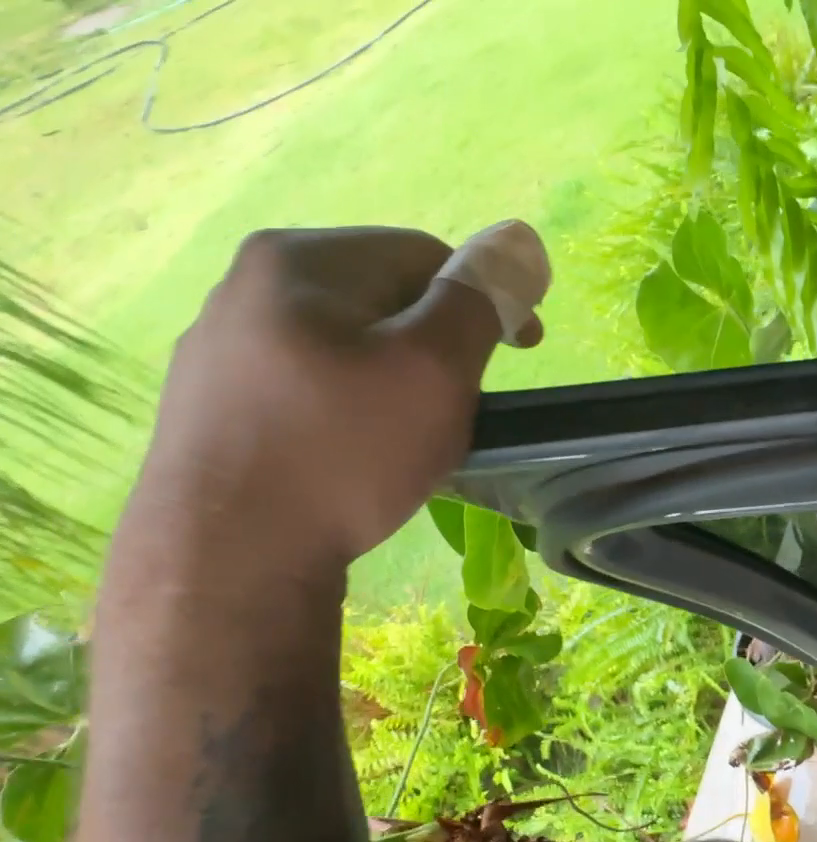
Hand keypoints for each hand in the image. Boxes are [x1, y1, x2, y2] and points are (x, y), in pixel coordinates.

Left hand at [127, 225, 541, 575]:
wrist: (230, 552)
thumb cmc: (347, 449)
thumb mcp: (436, 368)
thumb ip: (481, 298)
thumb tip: (520, 238)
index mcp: (302, 260)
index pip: (428, 254)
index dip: (489, 299)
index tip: (524, 355)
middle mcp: (250, 285)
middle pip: (386, 294)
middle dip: (442, 339)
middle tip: (469, 399)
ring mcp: (224, 344)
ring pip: (350, 340)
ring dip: (402, 372)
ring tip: (421, 428)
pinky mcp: (217, 400)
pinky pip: (315, 379)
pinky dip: (359, 400)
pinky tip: (364, 447)